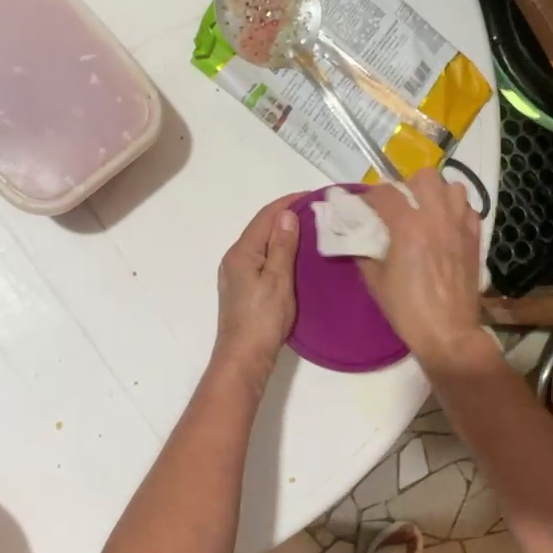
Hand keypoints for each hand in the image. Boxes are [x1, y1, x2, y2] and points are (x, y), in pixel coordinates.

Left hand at [213, 193, 301, 387]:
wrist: (244, 357)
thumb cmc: (263, 319)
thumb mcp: (278, 279)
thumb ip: (282, 246)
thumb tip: (286, 215)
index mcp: (242, 252)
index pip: (266, 217)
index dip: (288, 202)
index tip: (313, 196)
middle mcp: (234, 259)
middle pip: (261, 228)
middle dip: (287, 216)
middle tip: (317, 213)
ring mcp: (236, 275)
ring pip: (262, 245)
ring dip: (283, 234)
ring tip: (310, 231)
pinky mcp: (243, 289)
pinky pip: (262, 260)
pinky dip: (279, 252)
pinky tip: (295, 258)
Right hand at [357, 169, 493, 372]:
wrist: (448, 333)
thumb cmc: (408, 310)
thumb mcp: (376, 282)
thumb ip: (365, 253)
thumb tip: (359, 238)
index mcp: (408, 227)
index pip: (385, 193)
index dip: (370, 196)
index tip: (365, 206)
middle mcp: (437, 218)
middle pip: (425, 177)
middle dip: (409, 185)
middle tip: (401, 205)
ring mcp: (460, 227)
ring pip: (453, 188)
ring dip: (438, 194)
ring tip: (428, 211)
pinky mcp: (475, 239)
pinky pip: (469, 210)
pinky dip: (457, 212)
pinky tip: (447, 227)